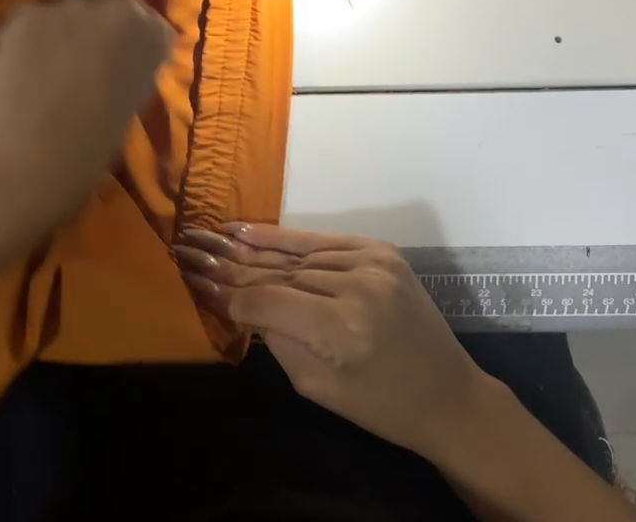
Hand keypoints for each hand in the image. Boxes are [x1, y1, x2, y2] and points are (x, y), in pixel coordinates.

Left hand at [0, 0, 173, 232]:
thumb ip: (131, 74)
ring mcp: (69, 5)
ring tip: (50, 73)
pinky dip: (31, 40)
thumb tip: (118, 67)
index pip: (153, 29)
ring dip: (66, 35)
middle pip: (112, 13)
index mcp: (152, 36)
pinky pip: (35, 22)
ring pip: (71, 15)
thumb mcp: (129, 109)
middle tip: (87, 70)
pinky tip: (22, 70)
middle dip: (102, 35)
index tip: (125, 72)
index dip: (137, 51)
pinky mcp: (26, 13)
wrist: (25, 160)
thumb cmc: (89, 150)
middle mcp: (116, 8)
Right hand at [176, 224, 500, 460]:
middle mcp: (356, 285)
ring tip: (208, 238)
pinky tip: (245, 230)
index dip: (229, 295)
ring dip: (249, 250)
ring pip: (294, 256)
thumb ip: (275, 338)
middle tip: (187, 249)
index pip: (268, 301)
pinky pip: (319, 242)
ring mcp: (371, 261)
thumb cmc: (380, 405)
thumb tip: (237, 301)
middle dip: (229, 265)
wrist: (448, 394)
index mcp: (342, 328)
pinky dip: (282, 238)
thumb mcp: (316, 385)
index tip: (193, 283)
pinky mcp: (378, 250)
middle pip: (278, 272)